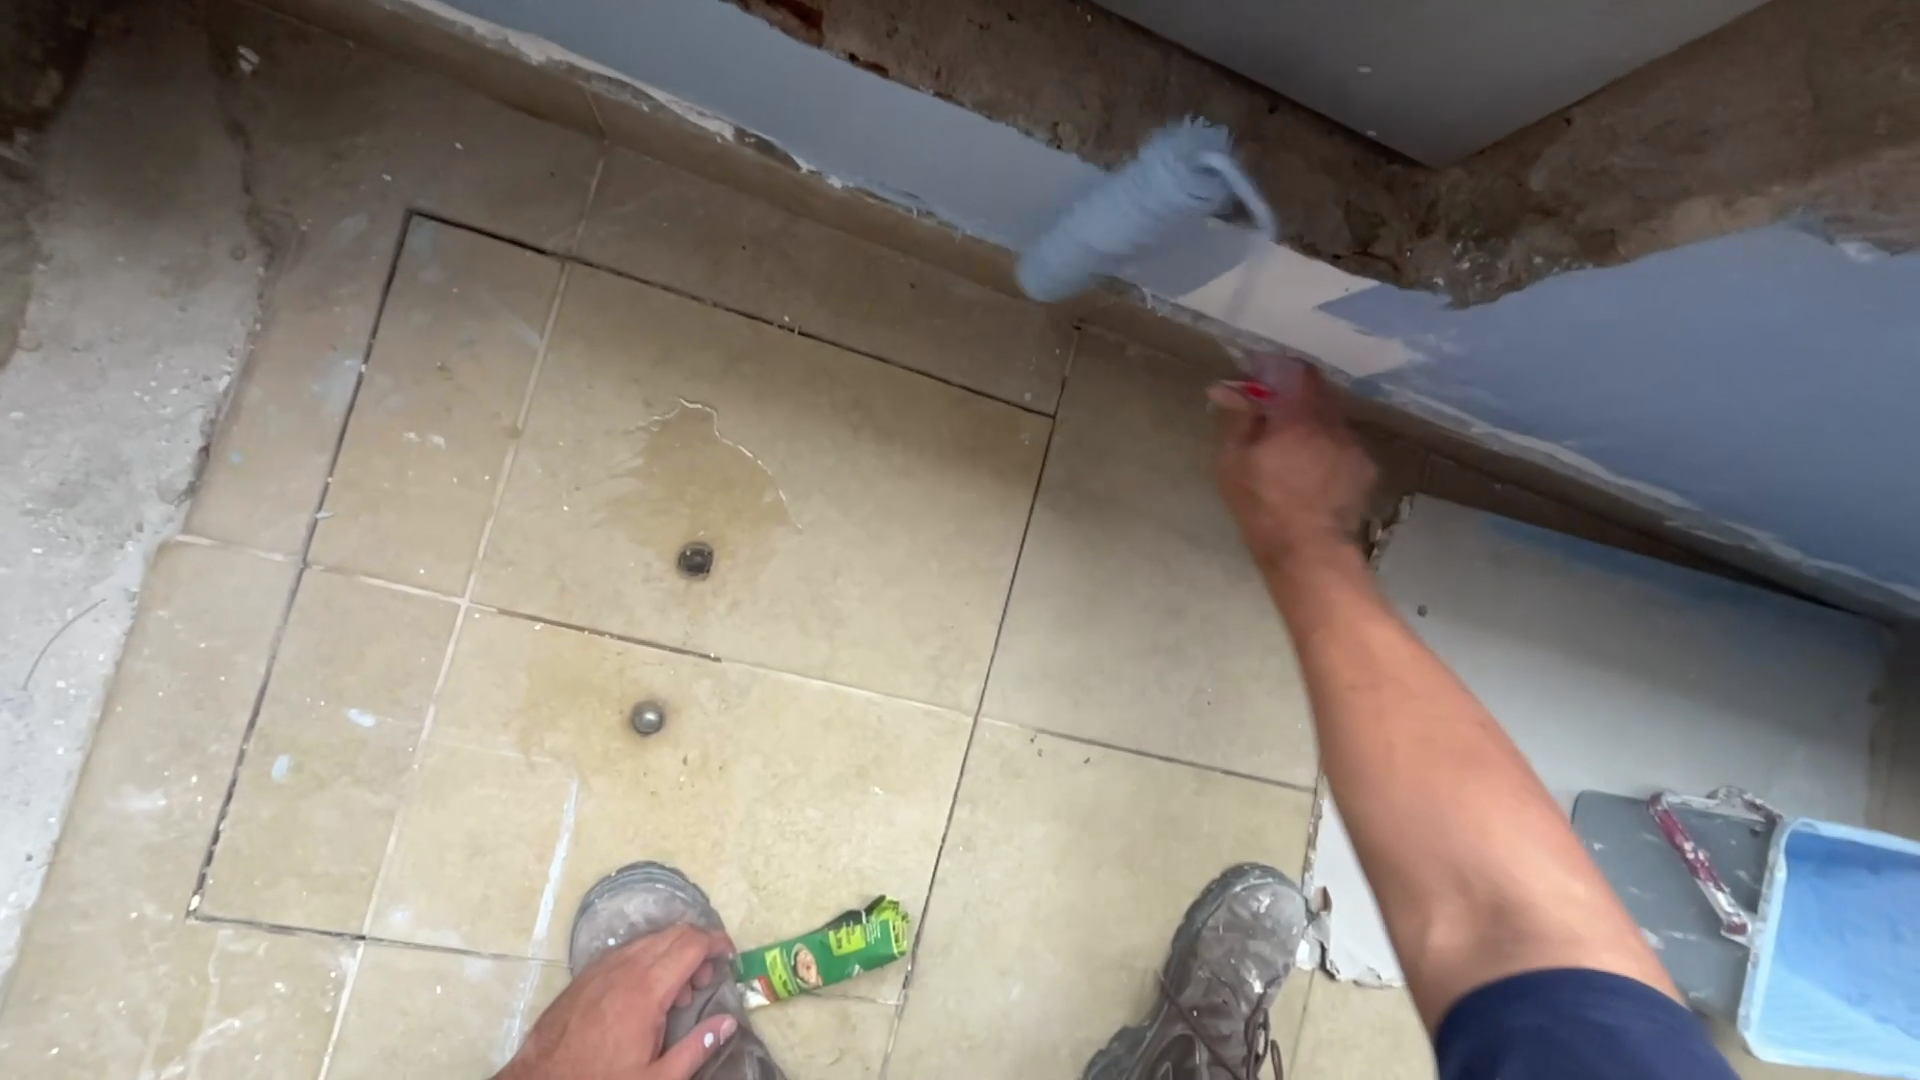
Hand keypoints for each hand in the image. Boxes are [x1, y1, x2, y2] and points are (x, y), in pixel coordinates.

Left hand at [498, 923, 738, 1079]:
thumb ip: (695, 1049)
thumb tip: (728, 1022)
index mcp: (647, 989)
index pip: (693, 944)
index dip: (718, 943)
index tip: (730, 957)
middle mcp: (626, 966)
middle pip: (675, 933)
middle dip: (699, 946)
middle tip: (705, 980)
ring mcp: (603, 967)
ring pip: (651, 939)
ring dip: (674, 952)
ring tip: (676, 993)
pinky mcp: (586, 975)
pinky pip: (628, 950)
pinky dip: (649, 958)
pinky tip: (646, 992)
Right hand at [1209, 359, 1376, 571]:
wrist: (1307, 550)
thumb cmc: (1261, 505)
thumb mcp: (1233, 462)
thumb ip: (1235, 419)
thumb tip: (1226, 387)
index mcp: (1299, 416)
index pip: (1296, 370)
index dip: (1275, 367)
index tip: (1255, 375)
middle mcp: (1333, 422)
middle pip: (1315, 392)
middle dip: (1290, 396)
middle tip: (1267, 412)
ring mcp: (1354, 445)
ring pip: (1329, 419)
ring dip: (1309, 423)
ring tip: (1288, 446)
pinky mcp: (1365, 468)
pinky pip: (1341, 444)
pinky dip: (1324, 447)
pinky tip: (1309, 470)